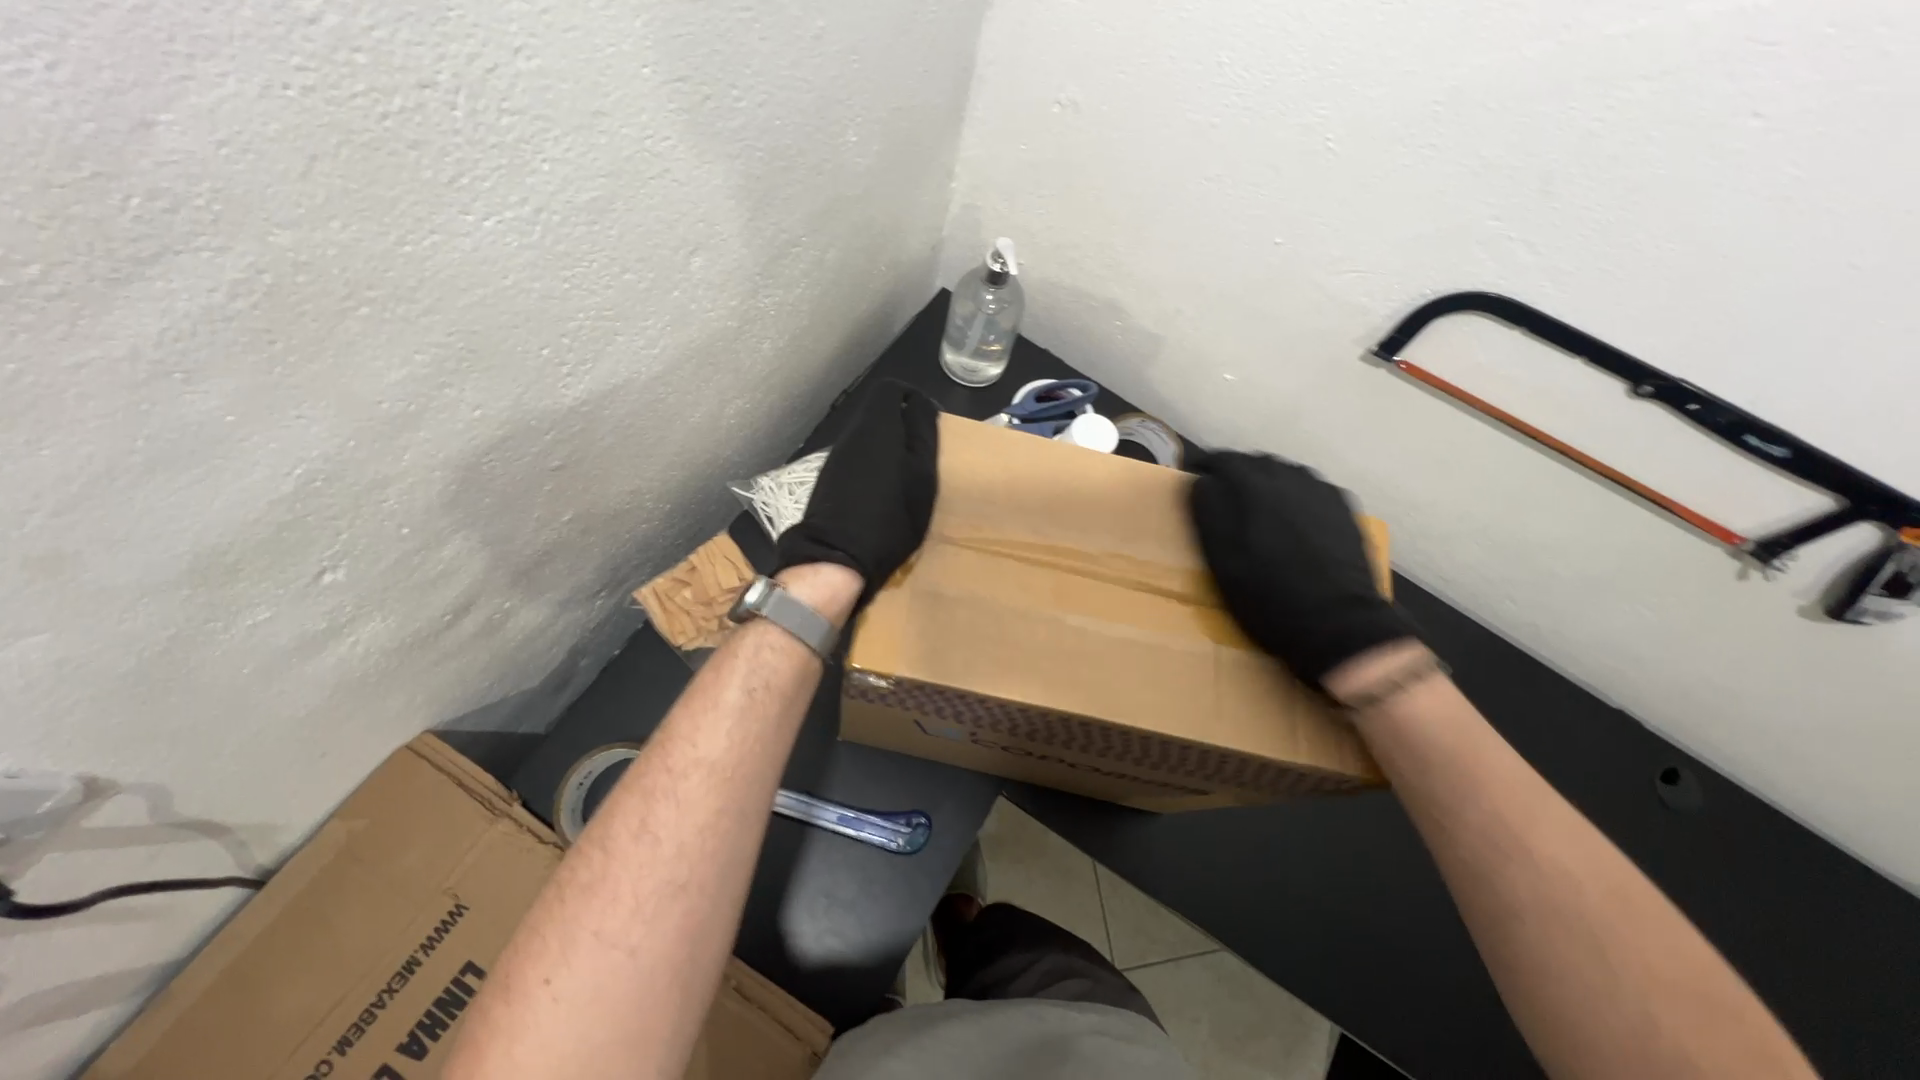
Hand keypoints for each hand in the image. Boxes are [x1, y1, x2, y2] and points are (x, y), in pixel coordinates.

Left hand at [775, 381, 938, 602]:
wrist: (839, 556)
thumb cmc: (891, 515)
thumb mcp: (921, 474)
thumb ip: (922, 432)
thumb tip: (920, 402)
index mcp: (875, 425)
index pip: (891, 388)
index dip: (913, 398)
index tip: (930, 423)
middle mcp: (850, 434)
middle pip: (878, 412)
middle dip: (902, 425)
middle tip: (925, 454)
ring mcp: (836, 458)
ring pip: (867, 437)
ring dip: (888, 448)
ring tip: (907, 477)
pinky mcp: (829, 480)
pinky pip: (857, 458)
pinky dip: (874, 466)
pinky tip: (884, 493)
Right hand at [1188, 451, 1414, 685]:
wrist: (1337, 623)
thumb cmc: (1267, 596)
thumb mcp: (1221, 559)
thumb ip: (1208, 511)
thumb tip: (1203, 481)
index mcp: (1253, 485)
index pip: (1221, 459)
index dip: (1204, 466)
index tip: (1193, 476)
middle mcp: (1289, 476)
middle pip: (1255, 462)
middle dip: (1236, 474)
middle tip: (1223, 497)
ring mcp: (1322, 490)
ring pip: (1286, 473)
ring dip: (1267, 483)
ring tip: (1258, 509)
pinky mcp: (1344, 508)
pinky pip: (1311, 489)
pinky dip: (1295, 497)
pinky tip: (1294, 521)